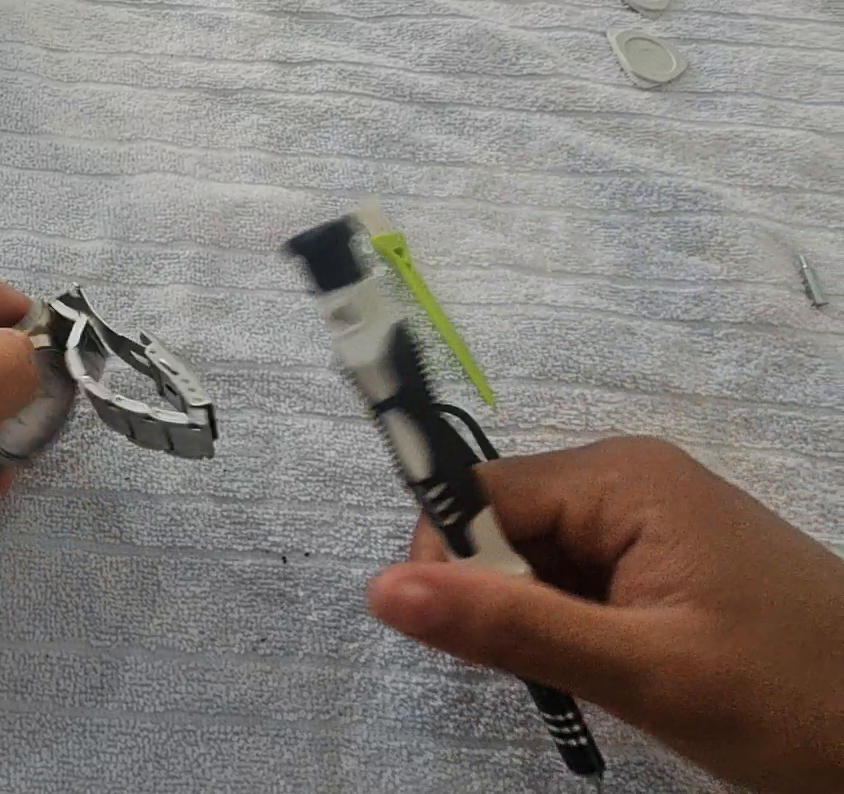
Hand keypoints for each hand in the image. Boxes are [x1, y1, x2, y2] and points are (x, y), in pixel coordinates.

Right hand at [367, 436, 843, 792]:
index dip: (454, 562)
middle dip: (502, 591)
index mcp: (615, 477)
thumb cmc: (808, 705)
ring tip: (602, 663)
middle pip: (496, 521)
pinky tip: (616, 650)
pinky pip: (565, 563)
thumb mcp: (649, 675)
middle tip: (561, 662)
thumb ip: (509, 626)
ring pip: (526, 547)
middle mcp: (619, 474)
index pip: (473, 497)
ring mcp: (640, 506)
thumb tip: (378, 590)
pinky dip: (566, 611)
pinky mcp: (654, 541)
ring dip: (534, 607)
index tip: (474, 635)